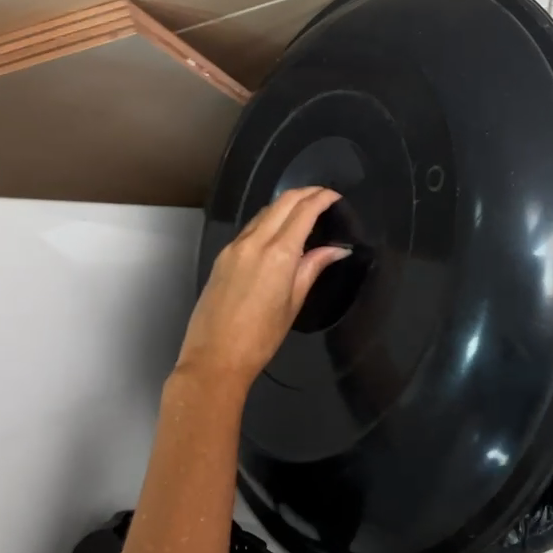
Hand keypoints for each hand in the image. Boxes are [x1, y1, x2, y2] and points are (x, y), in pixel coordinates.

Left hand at [177, 187, 349, 391]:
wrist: (214, 359)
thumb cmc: (261, 337)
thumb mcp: (294, 302)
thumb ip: (314, 266)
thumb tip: (338, 249)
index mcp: (278, 253)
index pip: (304, 211)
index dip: (322, 198)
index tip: (335, 196)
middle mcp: (255, 242)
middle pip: (283, 202)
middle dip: (306, 193)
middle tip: (324, 197)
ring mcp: (235, 247)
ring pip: (265, 211)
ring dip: (286, 204)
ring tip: (304, 211)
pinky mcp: (223, 256)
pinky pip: (250, 227)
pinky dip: (269, 220)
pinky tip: (279, 231)